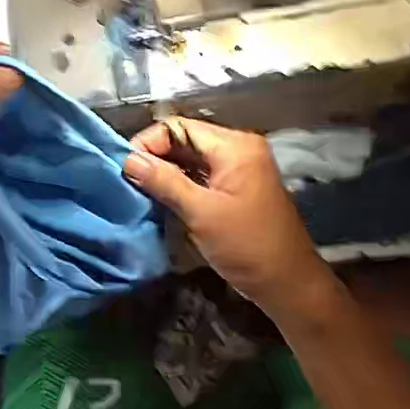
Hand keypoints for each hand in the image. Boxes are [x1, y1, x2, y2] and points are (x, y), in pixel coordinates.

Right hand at [123, 117, 331, 313]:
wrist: (286, 281)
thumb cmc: (246, 245)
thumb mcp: (200, 212)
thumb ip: (164, 181)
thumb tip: (128, 160)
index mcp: (234, 146)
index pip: (179, 127)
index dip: (148, 142)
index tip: (124, 166)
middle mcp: (237, 149)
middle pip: (184, 140)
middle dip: (154, 157)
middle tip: (126, 179)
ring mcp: (237, 169)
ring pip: (190, 158)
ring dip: (164, 171)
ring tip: (137, 189)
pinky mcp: (234, 188)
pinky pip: (199, 175)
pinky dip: (179, 183)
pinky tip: (159, 197)